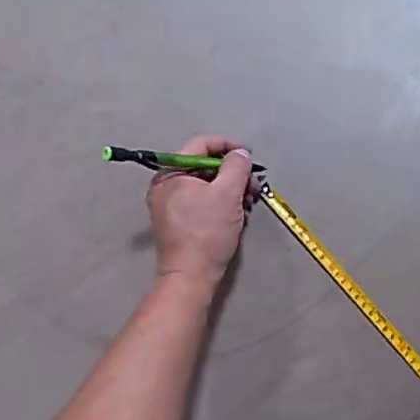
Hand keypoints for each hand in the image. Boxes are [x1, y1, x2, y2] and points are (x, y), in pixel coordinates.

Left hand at [146, 135, 253, 285]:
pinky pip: (205, 200)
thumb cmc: (206, 233)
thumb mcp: (227, 194)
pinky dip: (223, 202)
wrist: (192, 276)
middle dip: (234, 173)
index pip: (201, 144)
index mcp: (171, 174)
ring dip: (232, 189)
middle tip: (252, 186)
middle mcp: (167, 186)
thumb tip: (240, 153)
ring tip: (248, 203)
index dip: (228, 146)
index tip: (249, 157)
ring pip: (208, 184)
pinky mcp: (181, 221)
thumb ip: (236, 166)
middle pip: (206, 165)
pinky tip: (238, 214)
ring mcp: (172, 204)